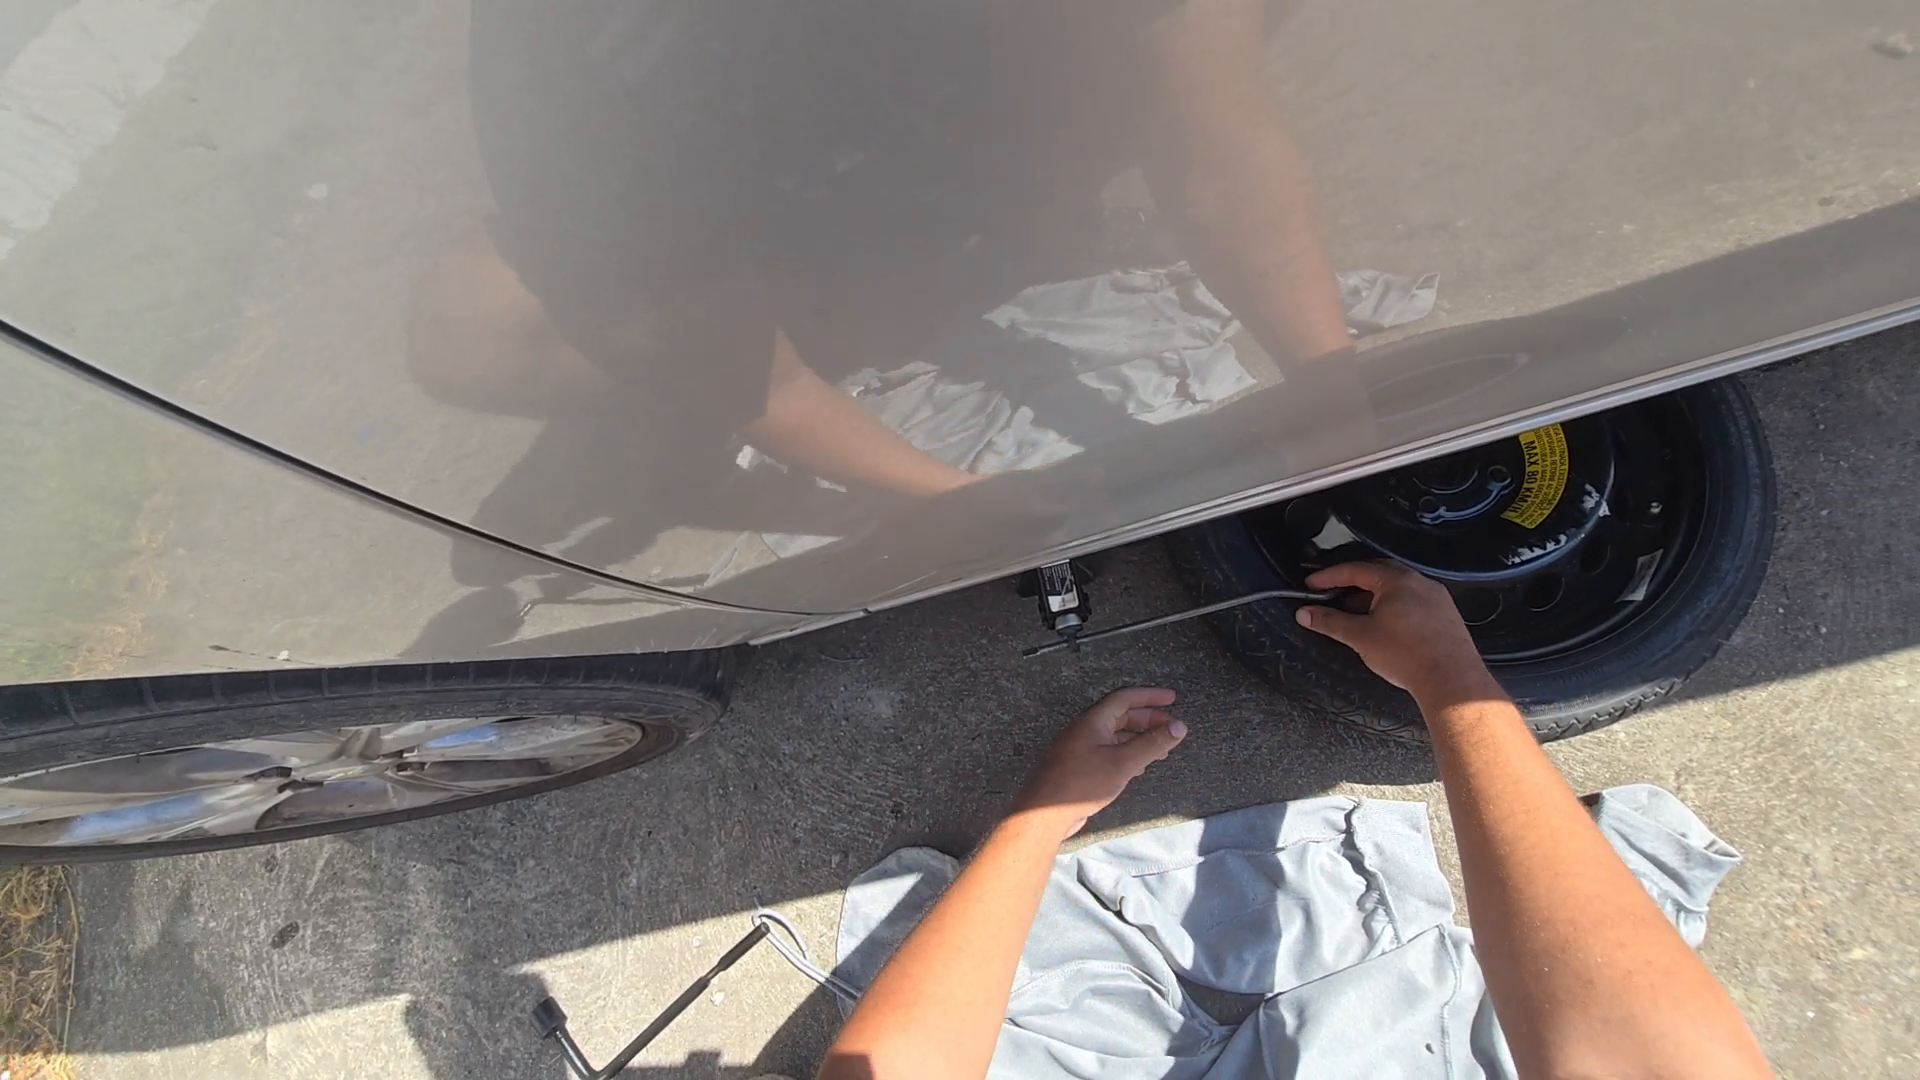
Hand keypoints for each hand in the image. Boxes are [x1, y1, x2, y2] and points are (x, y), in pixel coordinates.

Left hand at [1013, 688, 1187, 841]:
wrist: (1046, 812)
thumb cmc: (1082, 783)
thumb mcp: (1123, 762)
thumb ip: (1152, 744)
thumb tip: (1179, 726)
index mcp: (1093, 720)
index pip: (1125, 698)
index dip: (1150, 696)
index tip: (1173, 698)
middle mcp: (1086, 728)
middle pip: (1121, 715)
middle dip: (1148, 719)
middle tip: (1172, 727)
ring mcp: (1081, 747)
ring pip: (1116, 734)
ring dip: (1140, 737)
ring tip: (1162, 748)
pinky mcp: (1080, 765)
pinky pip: (1109, 750)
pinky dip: (1128, 752)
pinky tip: (1139, 765)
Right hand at [1294, 562, 1504, 707]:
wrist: (1451, 681)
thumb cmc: (1407, 655)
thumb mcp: (1359, 636)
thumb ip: (1329, 621)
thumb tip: (1305, 613)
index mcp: (1397, 581)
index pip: (1355, 570)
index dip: (1329, 577)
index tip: (1312, 584)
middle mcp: (1419, 583)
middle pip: (1378, 572)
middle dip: (1351, 580)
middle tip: (1331, 590)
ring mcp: (1436, 598)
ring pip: (1396, 586)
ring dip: (1371, 593)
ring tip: (1354, 609)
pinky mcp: (1445, 615)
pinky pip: (1412, 599)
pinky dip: (1391, 603)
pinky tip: (1382, 621)